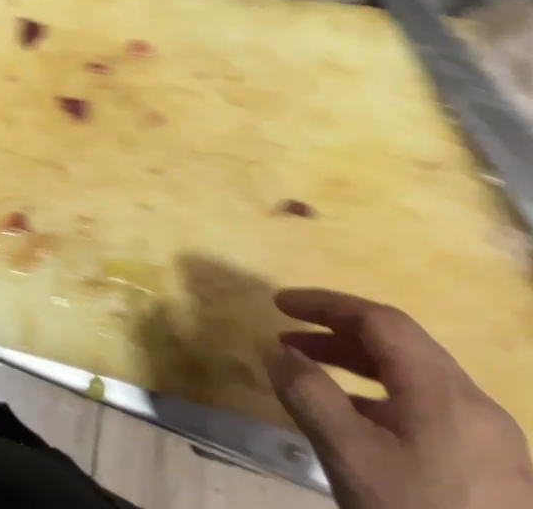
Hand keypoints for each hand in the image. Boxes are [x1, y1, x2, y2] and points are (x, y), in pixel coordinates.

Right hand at [265, 288, 532, 508]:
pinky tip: (355, 417)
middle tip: (286, 335)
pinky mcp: (492, 466)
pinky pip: (429, 407)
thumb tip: (277, 350)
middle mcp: (477, 406)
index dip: (325, 304)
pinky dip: (380, 393)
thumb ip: (306, 392)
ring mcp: (491, 439)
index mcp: (445, 394)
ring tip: (310, 371)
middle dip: (337, 332)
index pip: (382, 322)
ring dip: (357, 363)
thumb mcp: (346, 452)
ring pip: (417, 377)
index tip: (277, 304)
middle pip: (403, 345)